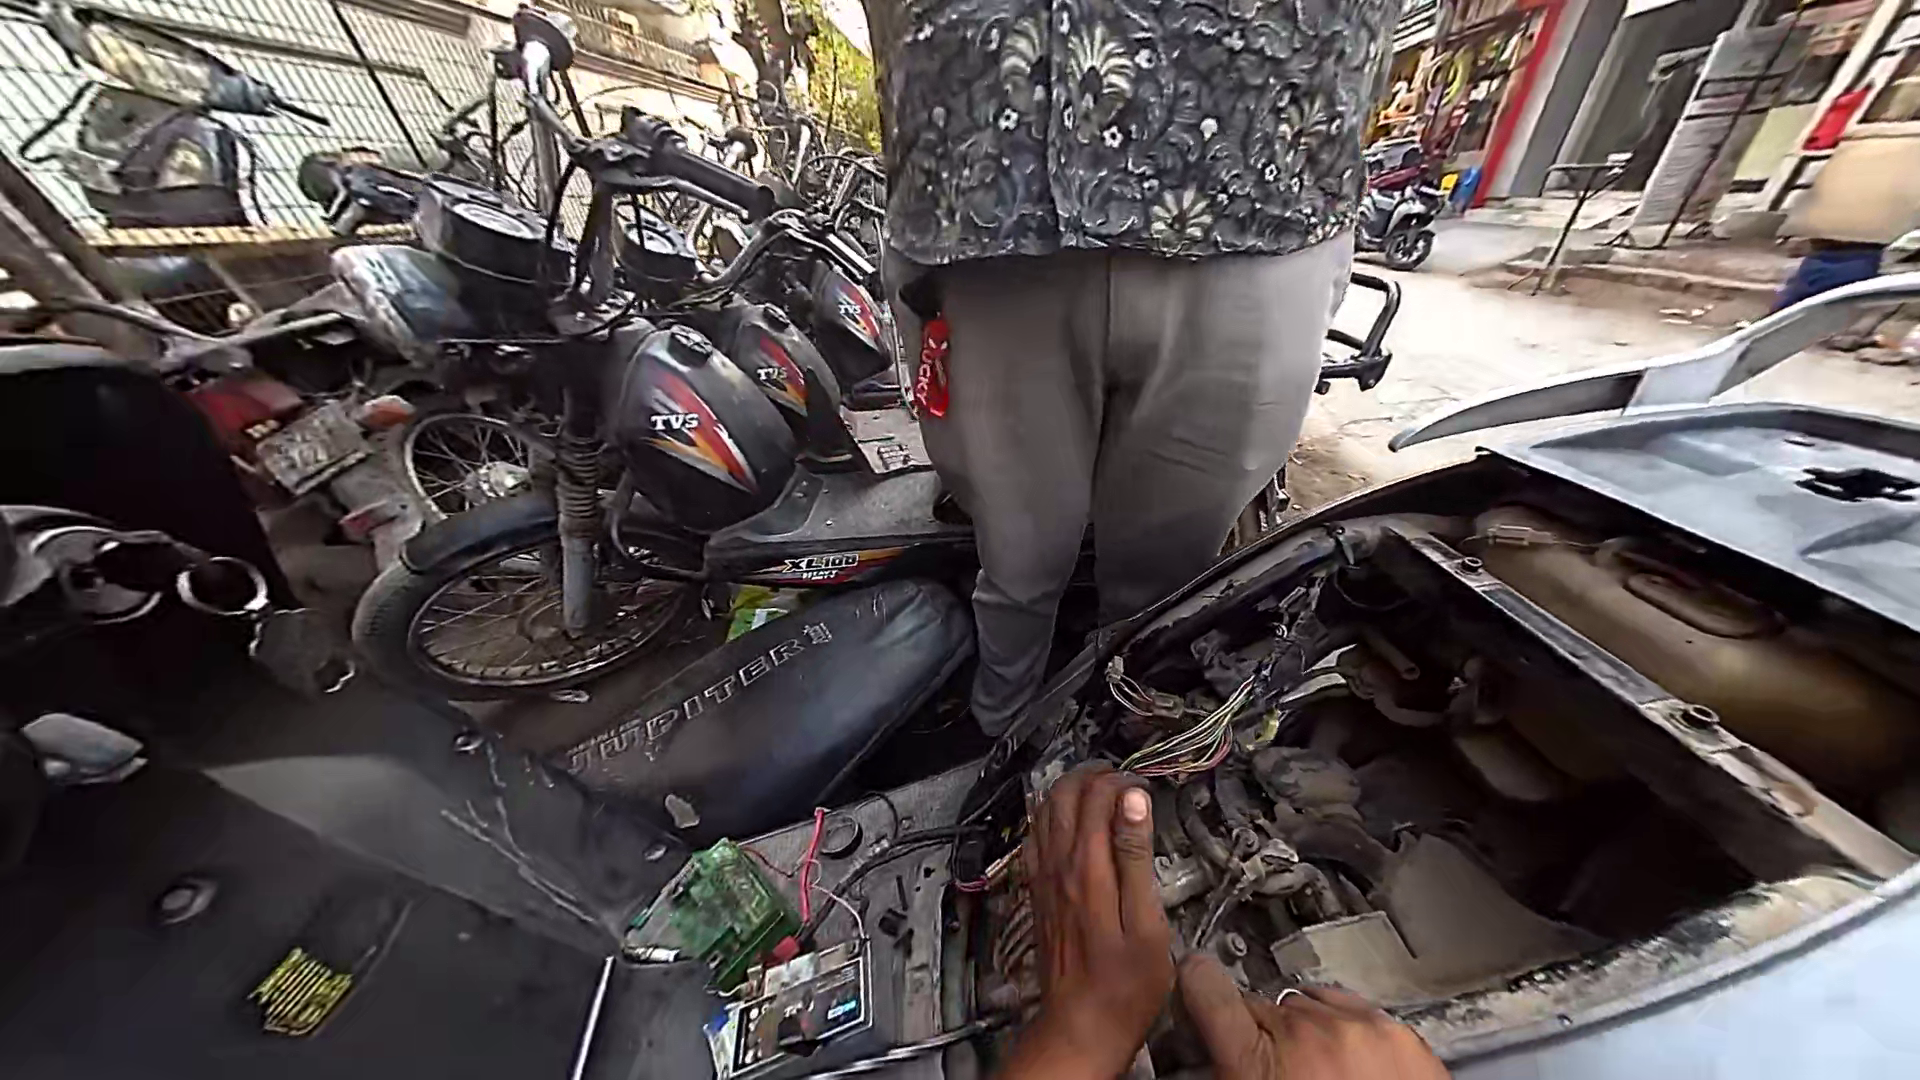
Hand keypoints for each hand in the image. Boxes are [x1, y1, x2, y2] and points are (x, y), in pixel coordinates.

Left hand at [995, 763, 1173, 1079]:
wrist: (1079, 1026)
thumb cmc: (1123, 985)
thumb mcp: (1146, 924)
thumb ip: (1136, 857)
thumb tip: (1134, 801)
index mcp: (1088, 866)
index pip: (1095, 797)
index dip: (1120, 781)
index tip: (1141, 785)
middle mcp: (1058, 861)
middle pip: (1063, 793)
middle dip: (1090, 774)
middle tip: (1117, 775)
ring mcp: (1042, 873)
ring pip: (1044, 809)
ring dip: (1068, 787)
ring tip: (1096, 786)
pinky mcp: (1036, 887)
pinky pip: (1034, 834)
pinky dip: (1049, 813)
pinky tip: (1064, 817)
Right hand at [1178, 954, 1450, 1079]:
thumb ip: (1226, 1066)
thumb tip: (1199, 1039)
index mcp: (1256, 1062)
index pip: (1202, 982)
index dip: (1195, 979)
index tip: (1194, 982)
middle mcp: (1299, 1034)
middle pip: (1258, 1000)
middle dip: (1264, 1030)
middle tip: (1281, 1073)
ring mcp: (1350, 1028)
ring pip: (1302, 1002)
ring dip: (1307, 1030)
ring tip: (1325, 1076)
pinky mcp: (1394, 1031)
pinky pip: (1346, 1004)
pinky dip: (1345, 1028)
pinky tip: (1355, 1067)